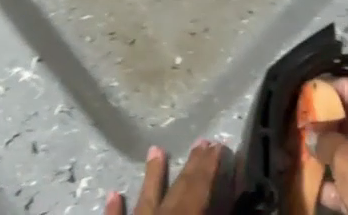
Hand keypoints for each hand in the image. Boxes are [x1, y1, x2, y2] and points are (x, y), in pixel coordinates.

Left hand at [105, 140, 222, 214]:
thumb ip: (217, 212)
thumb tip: (234, 205)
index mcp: (184, 214)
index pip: (199, 186)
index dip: (210, 165)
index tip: (218, 143)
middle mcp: (160, 214)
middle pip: (179, 188)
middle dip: (192, 165)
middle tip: (202, 140)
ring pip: (146, 197)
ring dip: (153, 174)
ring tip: (155, 148)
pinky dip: (116, 208)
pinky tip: (113, 193)